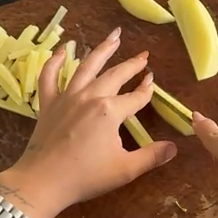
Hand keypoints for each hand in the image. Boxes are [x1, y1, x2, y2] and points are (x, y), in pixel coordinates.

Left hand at [0, 28, 177, 217]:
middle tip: (143, 55)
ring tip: (113, 36)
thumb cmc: (86, 177)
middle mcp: (90, 97)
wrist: (43, 181)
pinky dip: (54, 62)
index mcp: (110, 111)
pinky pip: (49, 77)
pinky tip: (61, 50)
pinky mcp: (48, 104)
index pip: (136, 97)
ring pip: (86, 66)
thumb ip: (151, 156)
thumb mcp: (125, 170)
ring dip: (102, 50)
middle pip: (115, 75)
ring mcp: (67, 97)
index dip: (147, 90)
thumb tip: (174, 148)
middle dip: (132, 64)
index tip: (153, 82)